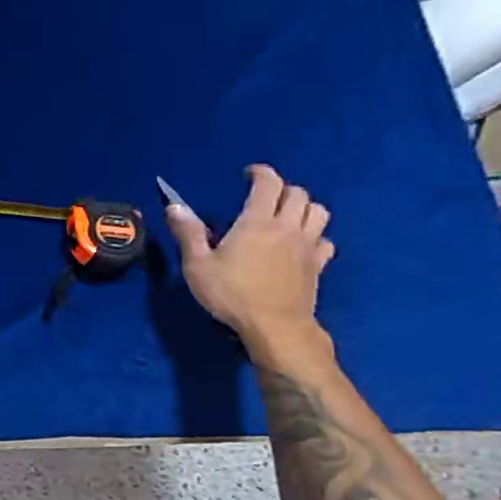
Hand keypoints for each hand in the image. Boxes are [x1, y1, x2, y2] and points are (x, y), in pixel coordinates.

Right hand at [165, 164, 335, 362]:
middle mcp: (288, 227)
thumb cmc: (232, 294)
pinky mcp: (318, 265)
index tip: (249, 174)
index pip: (268, 183)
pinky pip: (325, 240)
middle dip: (281, 190)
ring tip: (287, 216)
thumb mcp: (198, 266)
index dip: (260, 173)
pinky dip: (316, 236)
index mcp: (257, 222)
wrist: (275, 326)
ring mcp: (308, 245)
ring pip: (318, 212)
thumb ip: (188, 234)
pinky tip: (302, 245)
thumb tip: (175, 206)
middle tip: (264, 198)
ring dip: (304, 207)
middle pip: (298, 193)